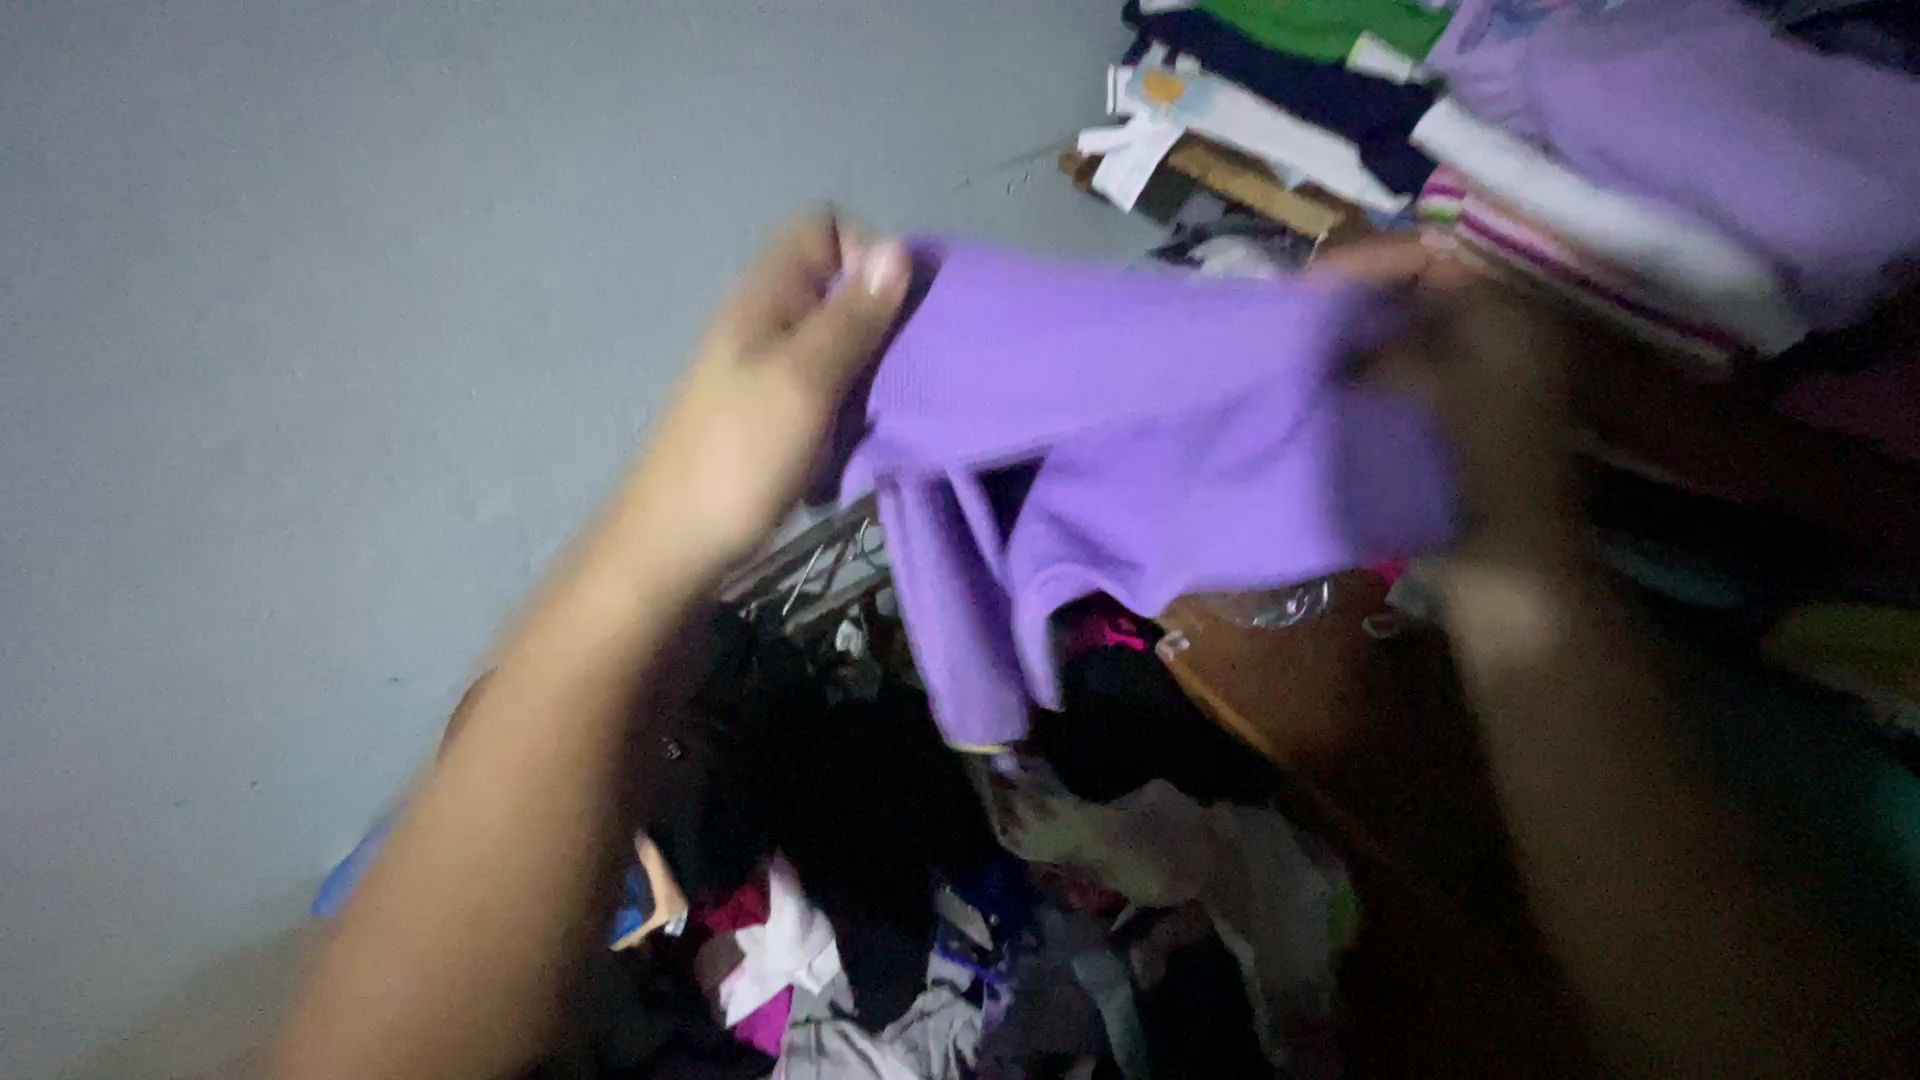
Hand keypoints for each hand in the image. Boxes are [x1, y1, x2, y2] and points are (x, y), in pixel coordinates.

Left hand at [624, 211, 910, 581]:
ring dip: (873, 363)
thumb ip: (850, 319)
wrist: (678, 542)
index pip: (822, 229)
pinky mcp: (780, 413)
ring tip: (888, 404)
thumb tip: (896, 248)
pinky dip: (856, 399)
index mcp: (766, 298)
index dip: (865, 253)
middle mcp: (769, 323)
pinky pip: (832, 384)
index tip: (891, 311)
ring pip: (840, 339)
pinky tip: (864, 432)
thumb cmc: (740, 457)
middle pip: (838, 285)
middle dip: (881, 315)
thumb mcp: (803, 381)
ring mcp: (772, 370)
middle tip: (901, 366)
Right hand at [1324, 234, 1585, 574]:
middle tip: (1300, 309)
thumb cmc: (1477, 466)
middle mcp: (1497, 332)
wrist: (1505, 553)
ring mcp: (1477, 371)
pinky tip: (1331, 373)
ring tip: (1307, 337)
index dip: (1368, 263)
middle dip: (1358, 293)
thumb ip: (1384, 350)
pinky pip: (1404, 363)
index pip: (1432, 258)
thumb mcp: (1430, 391)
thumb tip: (1338, 339)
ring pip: (1406, 327)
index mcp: (1507, 316)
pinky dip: (1368, 360)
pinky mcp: (1454, 405)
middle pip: (1418, 287)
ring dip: (1358, 328)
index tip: (1307, 286)